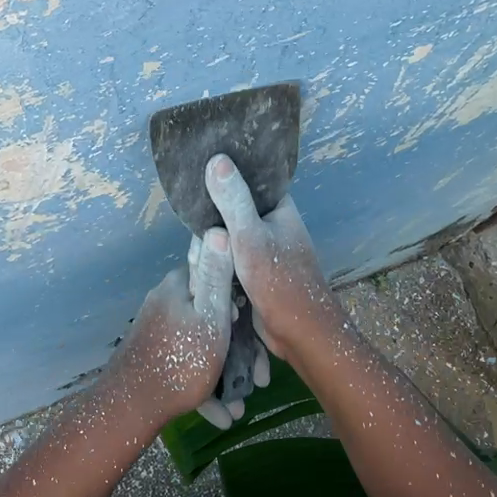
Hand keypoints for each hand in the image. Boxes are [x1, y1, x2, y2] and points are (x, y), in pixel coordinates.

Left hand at [104, 229, 236, 427]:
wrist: (132, 405)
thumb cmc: (180, 361)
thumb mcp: (209, 319)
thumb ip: (216, 277)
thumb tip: (219, 228)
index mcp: (179, 285)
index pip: (215, 274)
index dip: (240, 296)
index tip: (255, 323)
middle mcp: (166, 299)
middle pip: (211, 314)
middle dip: (237, 346)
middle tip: (256, 375)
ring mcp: (158, 326)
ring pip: (201, 344)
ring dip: (222, 372)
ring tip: (238, 404)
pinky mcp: (154, 352)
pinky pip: (186, 363)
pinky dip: (204, 385)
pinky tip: (220, 414)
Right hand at [204, 153, 348, 368]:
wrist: (300, 336)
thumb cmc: (280, 282)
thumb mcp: (251, 236)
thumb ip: (233, 200)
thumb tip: (216, 159)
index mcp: (279, 207)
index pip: (246, 181)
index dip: (222, 180)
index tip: (196, 185)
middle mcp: (272, 223)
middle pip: (229, 210)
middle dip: (209, 225)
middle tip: (196, 240)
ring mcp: (263, 248)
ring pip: (225, 236)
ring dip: (210, 248)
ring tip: (197, 262)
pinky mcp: (254, 271)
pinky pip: (228, 257)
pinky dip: (216, 263)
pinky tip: (202, 271)